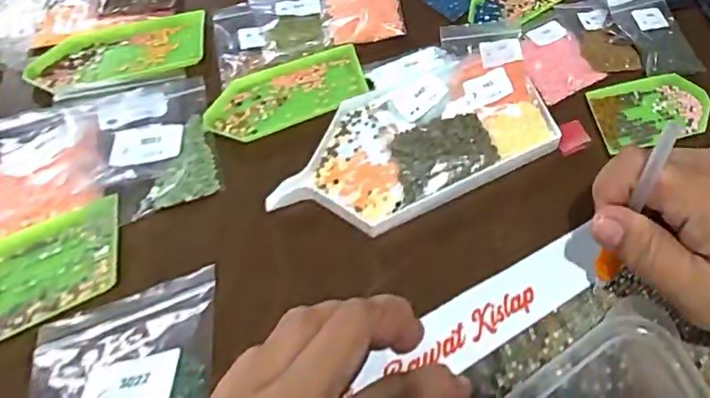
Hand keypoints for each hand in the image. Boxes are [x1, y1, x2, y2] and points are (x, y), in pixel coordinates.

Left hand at [213, 296, 471, 397]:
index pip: (379, 378)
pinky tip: (302, 371)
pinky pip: (256, 354)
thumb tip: (437, 394)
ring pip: (297, 323)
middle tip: (409, 340)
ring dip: (340, 322)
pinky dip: (291, 347)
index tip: (453, 384)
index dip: (425, 378)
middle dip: (386, 319)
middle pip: (340, 324)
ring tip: (365, 341)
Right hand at [588, 147, 709, 353]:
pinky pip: (670, 176)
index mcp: (692, 183)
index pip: (626, 167)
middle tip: (633, 254)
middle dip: (622, 204)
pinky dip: (659, 203)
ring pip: (651, 170)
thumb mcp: (693, 288)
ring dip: (640, 206)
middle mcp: (699, 160)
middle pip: (636, 164)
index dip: (608, 200)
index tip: (613, 245)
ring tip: (660, 252)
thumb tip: (598, 220)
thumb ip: (644, 250)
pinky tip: (678, 239)